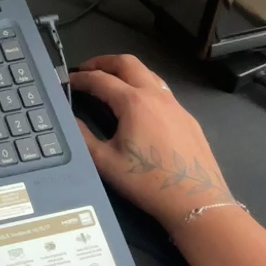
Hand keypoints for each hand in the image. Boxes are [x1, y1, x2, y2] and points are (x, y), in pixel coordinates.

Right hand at [68, 54, 235, 232]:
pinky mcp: (188, 118)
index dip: (80, 77)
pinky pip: (162, 91)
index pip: (100, 78)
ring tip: (109, 82)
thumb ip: (82, 135)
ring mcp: (176, 106)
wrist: (198, 203)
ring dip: (125, 72)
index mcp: (134, 103)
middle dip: (102, 61)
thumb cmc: (148, 182)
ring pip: (148, 73)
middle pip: (127, 62)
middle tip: (86, 69)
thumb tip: (70, 119)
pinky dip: (142, 87)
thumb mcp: (105, 161)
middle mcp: (156, 96)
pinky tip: (137, 106)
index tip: (67, 81)